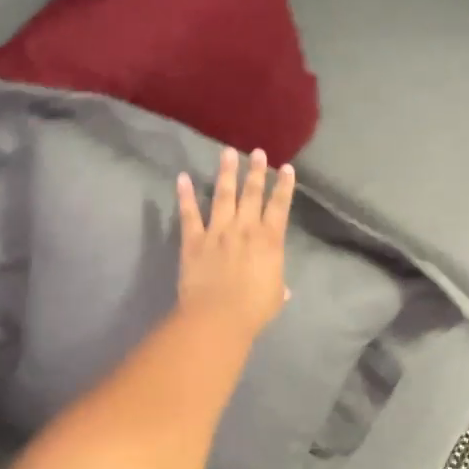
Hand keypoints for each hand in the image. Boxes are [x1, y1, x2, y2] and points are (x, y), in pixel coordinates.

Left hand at [176, 147, 294, 336]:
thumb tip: (283, 289)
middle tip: (257, 152)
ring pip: (223, 195)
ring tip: (228, 153)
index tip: (286, 168)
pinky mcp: (194, 240)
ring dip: (226, 173)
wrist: (218, 316)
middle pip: (252, 194)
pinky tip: (182, 178)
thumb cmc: (254, 310)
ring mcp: (217, 231)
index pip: (280, 207)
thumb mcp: (275, 296)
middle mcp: (245, 229)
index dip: (284, 186)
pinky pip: (189, 214)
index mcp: (270, 241)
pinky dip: (185, 195)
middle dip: (256, 171)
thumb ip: (278, 286)